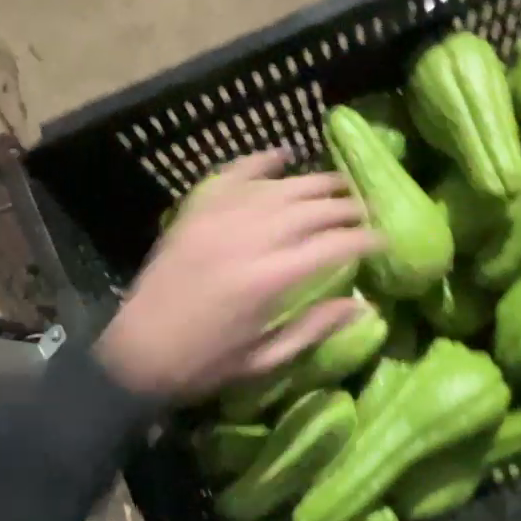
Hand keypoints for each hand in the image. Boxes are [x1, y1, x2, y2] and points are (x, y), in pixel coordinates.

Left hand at [95, 149, 380, 398]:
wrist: (137, 354)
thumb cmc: (206, 365)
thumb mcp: (266, 358)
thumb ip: (315, 327)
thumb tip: (362, 304)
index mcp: (269, 281)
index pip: (331, 246)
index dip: (363, 239)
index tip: (382, 238)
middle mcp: (247, 241)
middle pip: (308, 210)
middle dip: (343, 206)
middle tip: (364, 209)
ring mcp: (217, 221)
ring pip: (276, 188)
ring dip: (312, 182)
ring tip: (337, 183)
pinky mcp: (195, 215)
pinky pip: (232, 177)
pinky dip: (259, 162)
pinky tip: (282, 155)